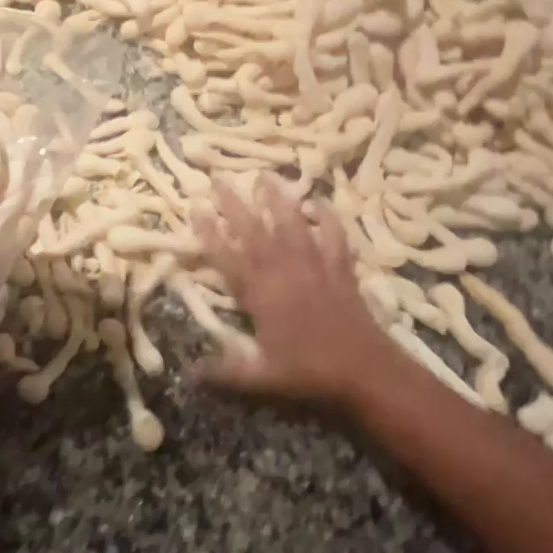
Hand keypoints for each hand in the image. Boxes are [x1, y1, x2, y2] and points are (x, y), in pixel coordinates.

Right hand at [190, 176, 400, 403]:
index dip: (209, 232)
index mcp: (259, 294)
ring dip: (277, 199)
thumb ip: (224, 371)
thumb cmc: (309, 372)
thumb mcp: (261, 377)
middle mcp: (283, 272)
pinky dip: (328, 218)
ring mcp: (313, 266)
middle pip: (254, 231)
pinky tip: (320, 201)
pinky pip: (333, 237)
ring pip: (291, 225)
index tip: (195, 208)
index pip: (226, 257)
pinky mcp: (339, 269)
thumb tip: (187, 372)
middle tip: (218, 179)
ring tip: (263, 176)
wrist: (366, 370)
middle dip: (234, 204)